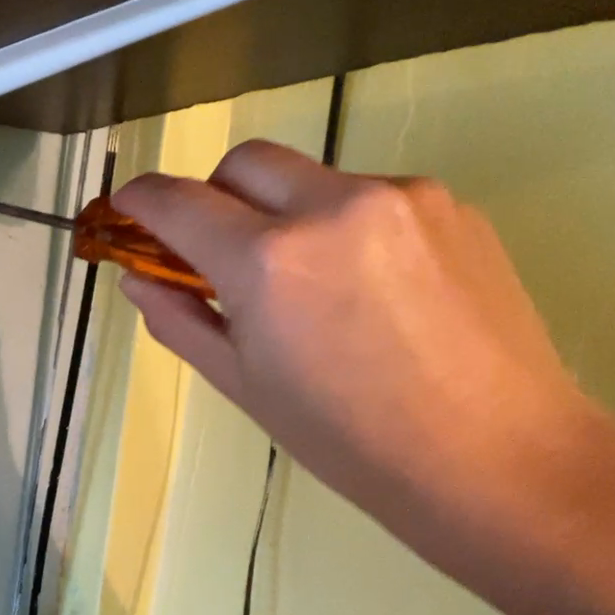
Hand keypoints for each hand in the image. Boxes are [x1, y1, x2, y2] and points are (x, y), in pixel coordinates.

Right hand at [112, 140, 594, 516]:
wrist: (490, 452)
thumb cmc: (342, 434)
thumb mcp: (240, 381)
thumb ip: (178, 318)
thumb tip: (137, 278)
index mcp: (267, 261)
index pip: (178, 201)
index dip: (139, 200)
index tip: (124, 209)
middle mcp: (332, 206)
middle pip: (244, 162)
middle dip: (211, 194)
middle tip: (212, 251)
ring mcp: (401, 197)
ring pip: (309, 178)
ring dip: (280, 213)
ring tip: (302, 286)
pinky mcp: (451, 204)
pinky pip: (366, 196)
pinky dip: (338, 226)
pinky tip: (361, 291)